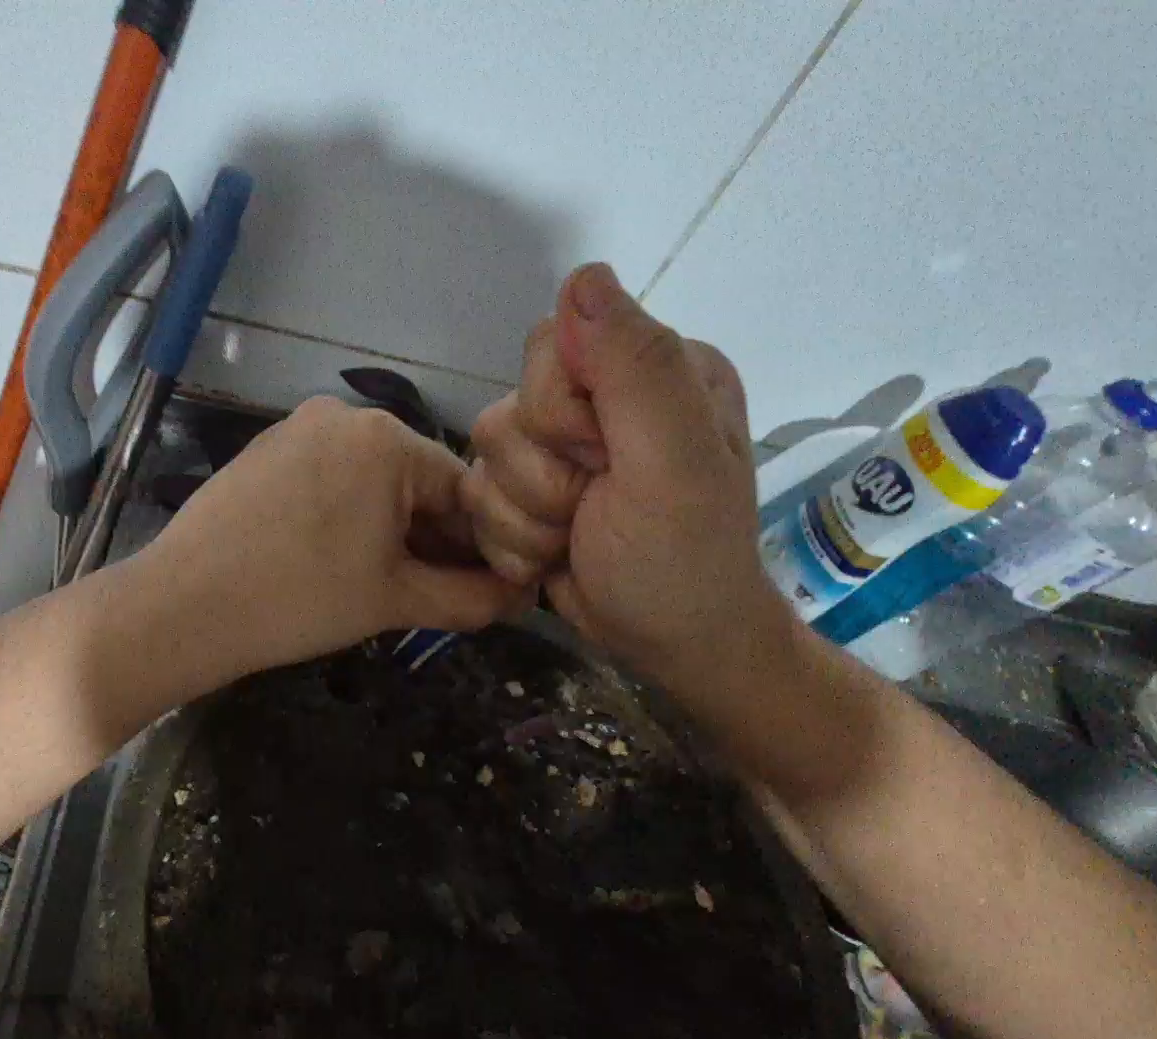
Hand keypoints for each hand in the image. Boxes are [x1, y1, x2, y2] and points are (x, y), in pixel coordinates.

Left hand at [142, 397, 519, 674]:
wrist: (184, 606)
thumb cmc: (300, 599)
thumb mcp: (396, 601)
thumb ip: (471, 597)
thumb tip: (520, 597)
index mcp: (386, 438)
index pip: (464, 490)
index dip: (482, 544)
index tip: (488, 588)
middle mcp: (342, 416)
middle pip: (414, 480)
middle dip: (432, 537)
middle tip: (435, 594)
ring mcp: (294, 428)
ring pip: (369, 480)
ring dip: (389, 528)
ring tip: (383, 584)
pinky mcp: (262, 450)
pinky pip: (326, 477)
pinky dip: (345, 513)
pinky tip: (333, 559)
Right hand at [461, 263, 787, 686]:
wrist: (670, 645)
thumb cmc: (682, 560)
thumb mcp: (673, 464)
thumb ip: (635, 369)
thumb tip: (582, 275)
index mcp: (652, 371)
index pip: (551, 346)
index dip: (557, 412)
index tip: (602, 460)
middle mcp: (601, 399)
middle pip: (509, 407)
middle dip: (539, 474)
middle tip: (590, 508)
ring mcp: (559, 448)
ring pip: (483, 457)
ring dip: (520, 516)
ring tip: (570, 540)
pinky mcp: (526, 490)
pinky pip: (474, 497)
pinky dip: (506, 539)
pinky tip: (549, 556)